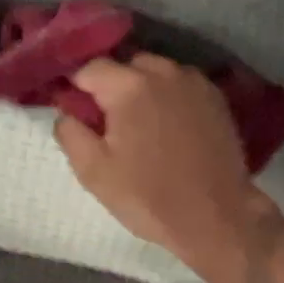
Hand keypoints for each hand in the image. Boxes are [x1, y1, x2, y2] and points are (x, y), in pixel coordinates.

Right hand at [55, 55, 269, 280]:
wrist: (217, 216)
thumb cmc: (150, 197)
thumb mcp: (95, 173)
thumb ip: (71, 133)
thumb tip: (66, 111)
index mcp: (129, 85)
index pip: (90, 68)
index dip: (78, 88)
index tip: (78, 111)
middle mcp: (163, 71)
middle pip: (125, 66)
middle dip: (113, 86)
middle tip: (111, 123)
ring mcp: (193, 80)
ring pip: (155, 71)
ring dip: (144, 88)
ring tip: (144, 125)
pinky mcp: (215, 94)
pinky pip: (180, 83)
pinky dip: (170, 95)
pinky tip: (172, 125)